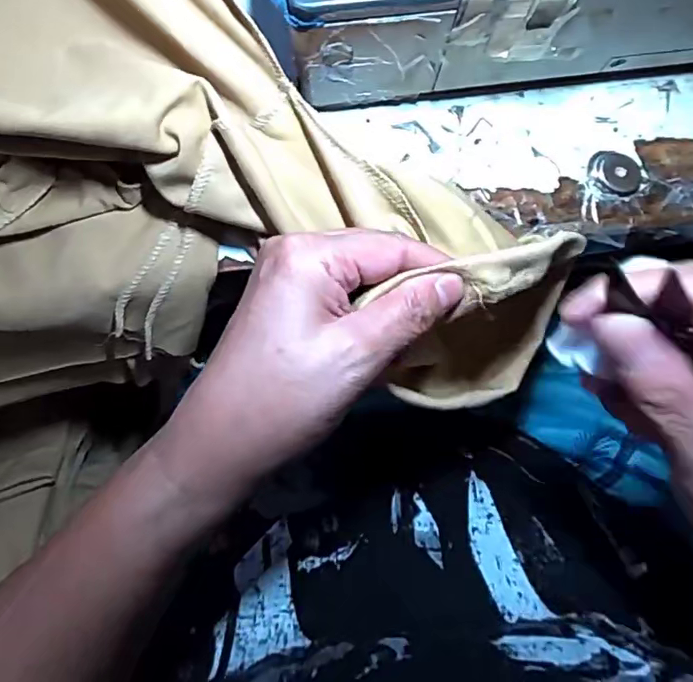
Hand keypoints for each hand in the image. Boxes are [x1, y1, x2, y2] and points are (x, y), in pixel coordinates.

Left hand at [154, 231, 464, 502]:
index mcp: (309, 252)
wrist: (217, 447)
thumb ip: (409, 311)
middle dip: (414, 284)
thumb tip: (455, 281)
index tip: (475, 290)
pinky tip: (382, 333)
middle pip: (375, 254)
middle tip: (451, 313)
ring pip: (361, 272)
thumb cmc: (285, 401)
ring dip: (392, 299)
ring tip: (420, 328)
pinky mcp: (285, 292)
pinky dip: (367, 308)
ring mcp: (286, 268)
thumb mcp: (357, 355)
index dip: (436, 267)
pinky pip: (341, 286)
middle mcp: (295, 246)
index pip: (391, 247)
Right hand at [559, 260, 692, 587]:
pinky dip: (636, 356)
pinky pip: (671, 334)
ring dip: (625, 339)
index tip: (580, 315)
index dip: (639, 287)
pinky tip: (626, 395)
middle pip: (686, 291)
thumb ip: (665, 395)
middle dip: (623, 309)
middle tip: (576, 340)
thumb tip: (609, 322)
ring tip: (605, 385)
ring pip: (672, 309)